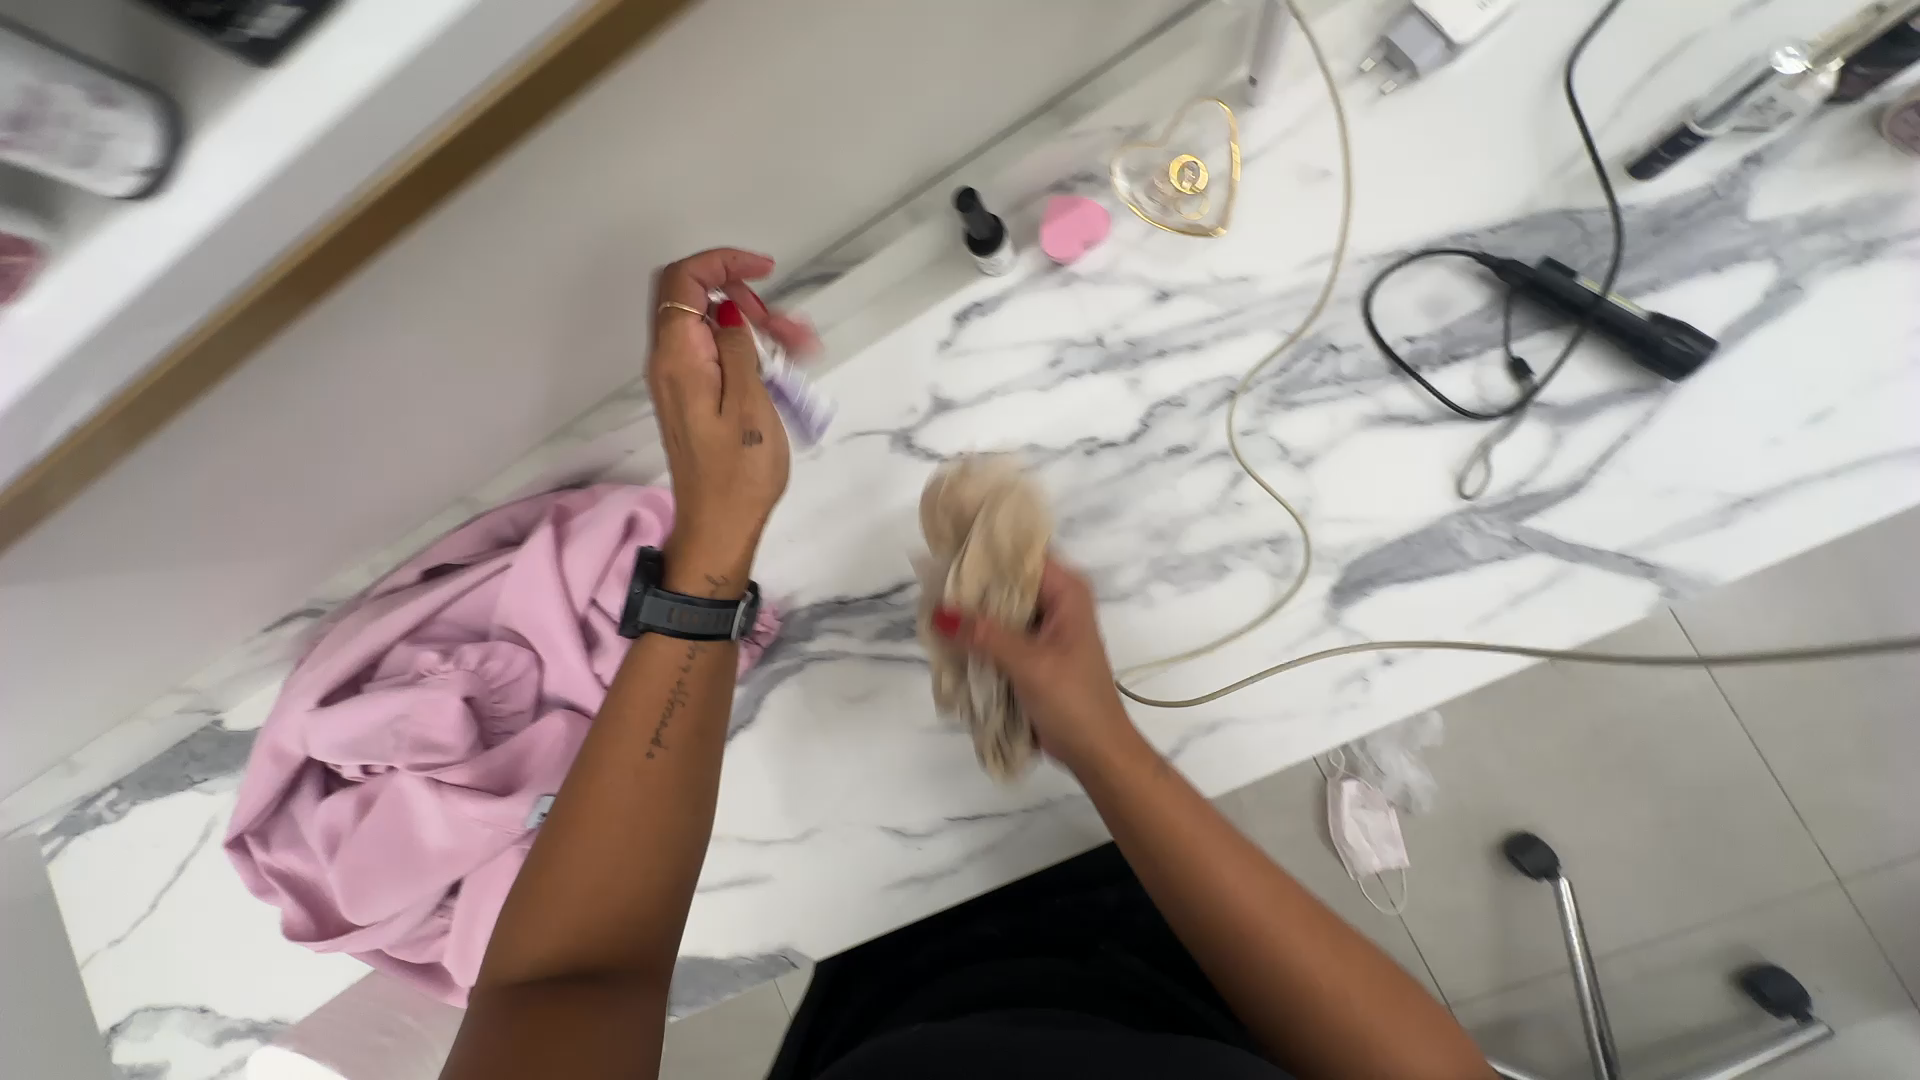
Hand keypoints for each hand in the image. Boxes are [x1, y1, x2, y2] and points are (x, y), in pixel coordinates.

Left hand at [649, 249, 815, 596]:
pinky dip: (749, 351)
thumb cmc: (740, 472)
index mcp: (678, 358)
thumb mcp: (749, 404)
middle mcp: (669, 362)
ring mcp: (680, 381)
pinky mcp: (694, 399)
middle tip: (791, 330)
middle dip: (749, 300)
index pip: (683, 280)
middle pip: (697, 300)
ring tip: (802, 351)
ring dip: (757, 328)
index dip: (722, 262)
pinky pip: (717, 356)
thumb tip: (726, 309)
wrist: (720, 525)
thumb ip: (736, 347)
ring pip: (712, 329)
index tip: (766, 271)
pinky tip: (782, 369)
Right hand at [934, 558, 1142, 774]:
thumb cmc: (1074, 702)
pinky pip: (999, 633)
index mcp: (1067, 591)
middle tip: (929, 584)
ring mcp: (1043, 627)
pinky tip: (948, 637)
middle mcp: (1056, 601)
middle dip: (971, 585)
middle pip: (1006, 580)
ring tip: (931, 608)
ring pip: (999, 608)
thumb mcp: (1029, 665)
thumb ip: (984, 635)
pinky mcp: (1032, 651)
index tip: (947, 550)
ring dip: (971, 613)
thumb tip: (937, 612)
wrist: (1097, 752)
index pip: (1021, 554)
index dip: (985, 550)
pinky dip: (978, 636)